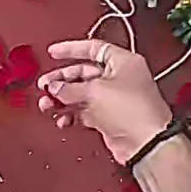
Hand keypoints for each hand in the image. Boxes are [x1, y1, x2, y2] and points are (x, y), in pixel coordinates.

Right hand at [37, 40, 174, 164]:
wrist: (145, 143)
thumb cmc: (133, 111)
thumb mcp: (96, 92)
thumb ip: (70, 88)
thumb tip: (55, 87)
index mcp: (122, 62)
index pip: (93, 48)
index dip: (71, 49)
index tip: (53, 52)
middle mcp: (119, 78)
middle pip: (83, 72)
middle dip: (62, 79)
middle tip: (45, 85)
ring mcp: (114, 98)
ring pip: (81, 94)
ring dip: (62, 99)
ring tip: (46, 104)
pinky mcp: (109, 117)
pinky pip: (84, 111)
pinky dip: (71, 114)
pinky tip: (62, 119)